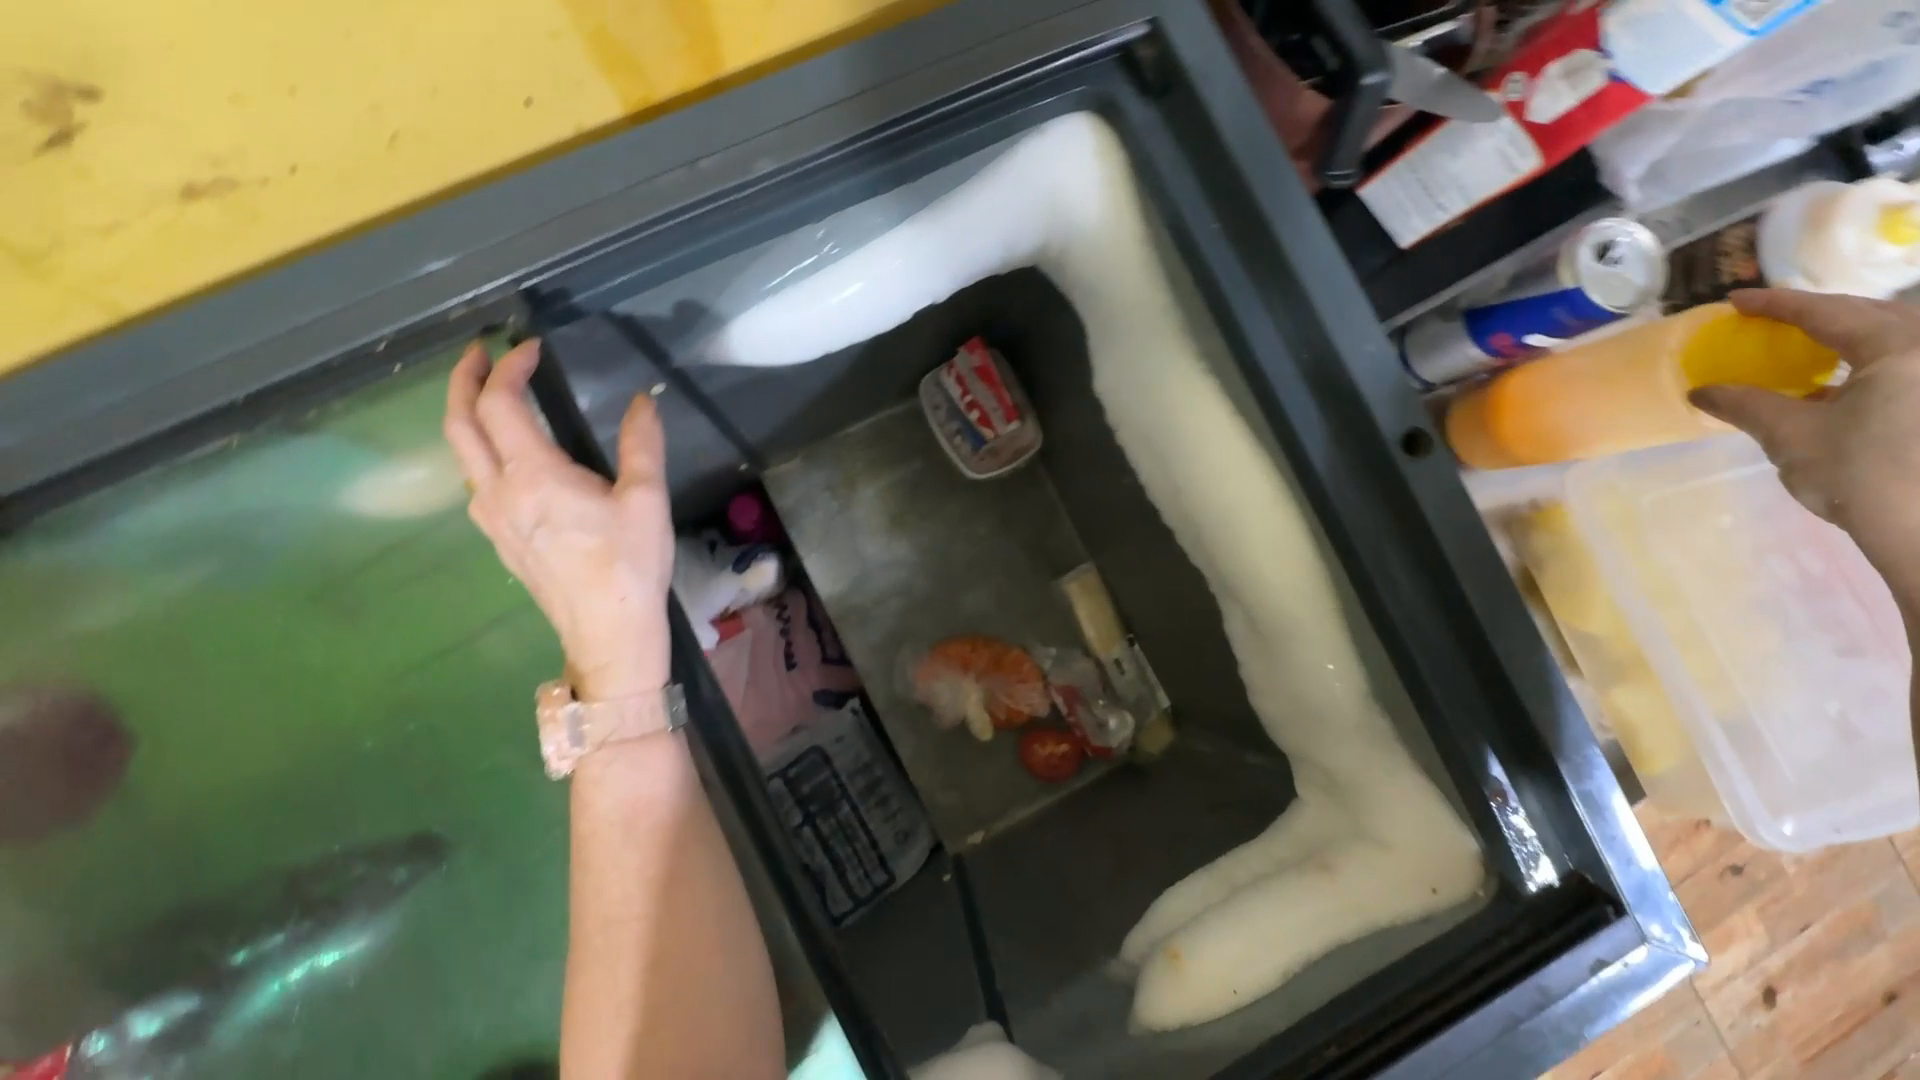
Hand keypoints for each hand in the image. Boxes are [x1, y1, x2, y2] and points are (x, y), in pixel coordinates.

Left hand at [444, 340, 674, 699]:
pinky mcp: (499, 540)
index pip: (502, 404)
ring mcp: (492, 519)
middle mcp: (499, 492)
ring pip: (461, 455)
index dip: (511, 369)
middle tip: (481, 355)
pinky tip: (507, 455)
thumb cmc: (630, 564)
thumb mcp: (647, 499)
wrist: (608, 632)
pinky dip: (479, 450)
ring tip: (491, 398)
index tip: (531, 349)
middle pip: (459, 424)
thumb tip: (642, 401)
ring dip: (467, 416)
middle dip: (463, 381)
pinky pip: (475, 482)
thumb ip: (642, 444)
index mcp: (534, 476)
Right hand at [1689, 289, 1919, 614]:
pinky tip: (1850, 386)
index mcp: (1898, 346)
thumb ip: (1747, 405)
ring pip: (1899, 339)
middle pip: (1875, 315)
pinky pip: (1909, 364)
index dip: (1777, 304)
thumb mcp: (1790, 437)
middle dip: (1824, 314)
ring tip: (1815, 350)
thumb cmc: (1858, 475)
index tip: (1737, 300)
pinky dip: (1877, 364)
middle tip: (1778, 322)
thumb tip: (1702, 391)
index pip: (1827, 311)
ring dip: (1855, 338)